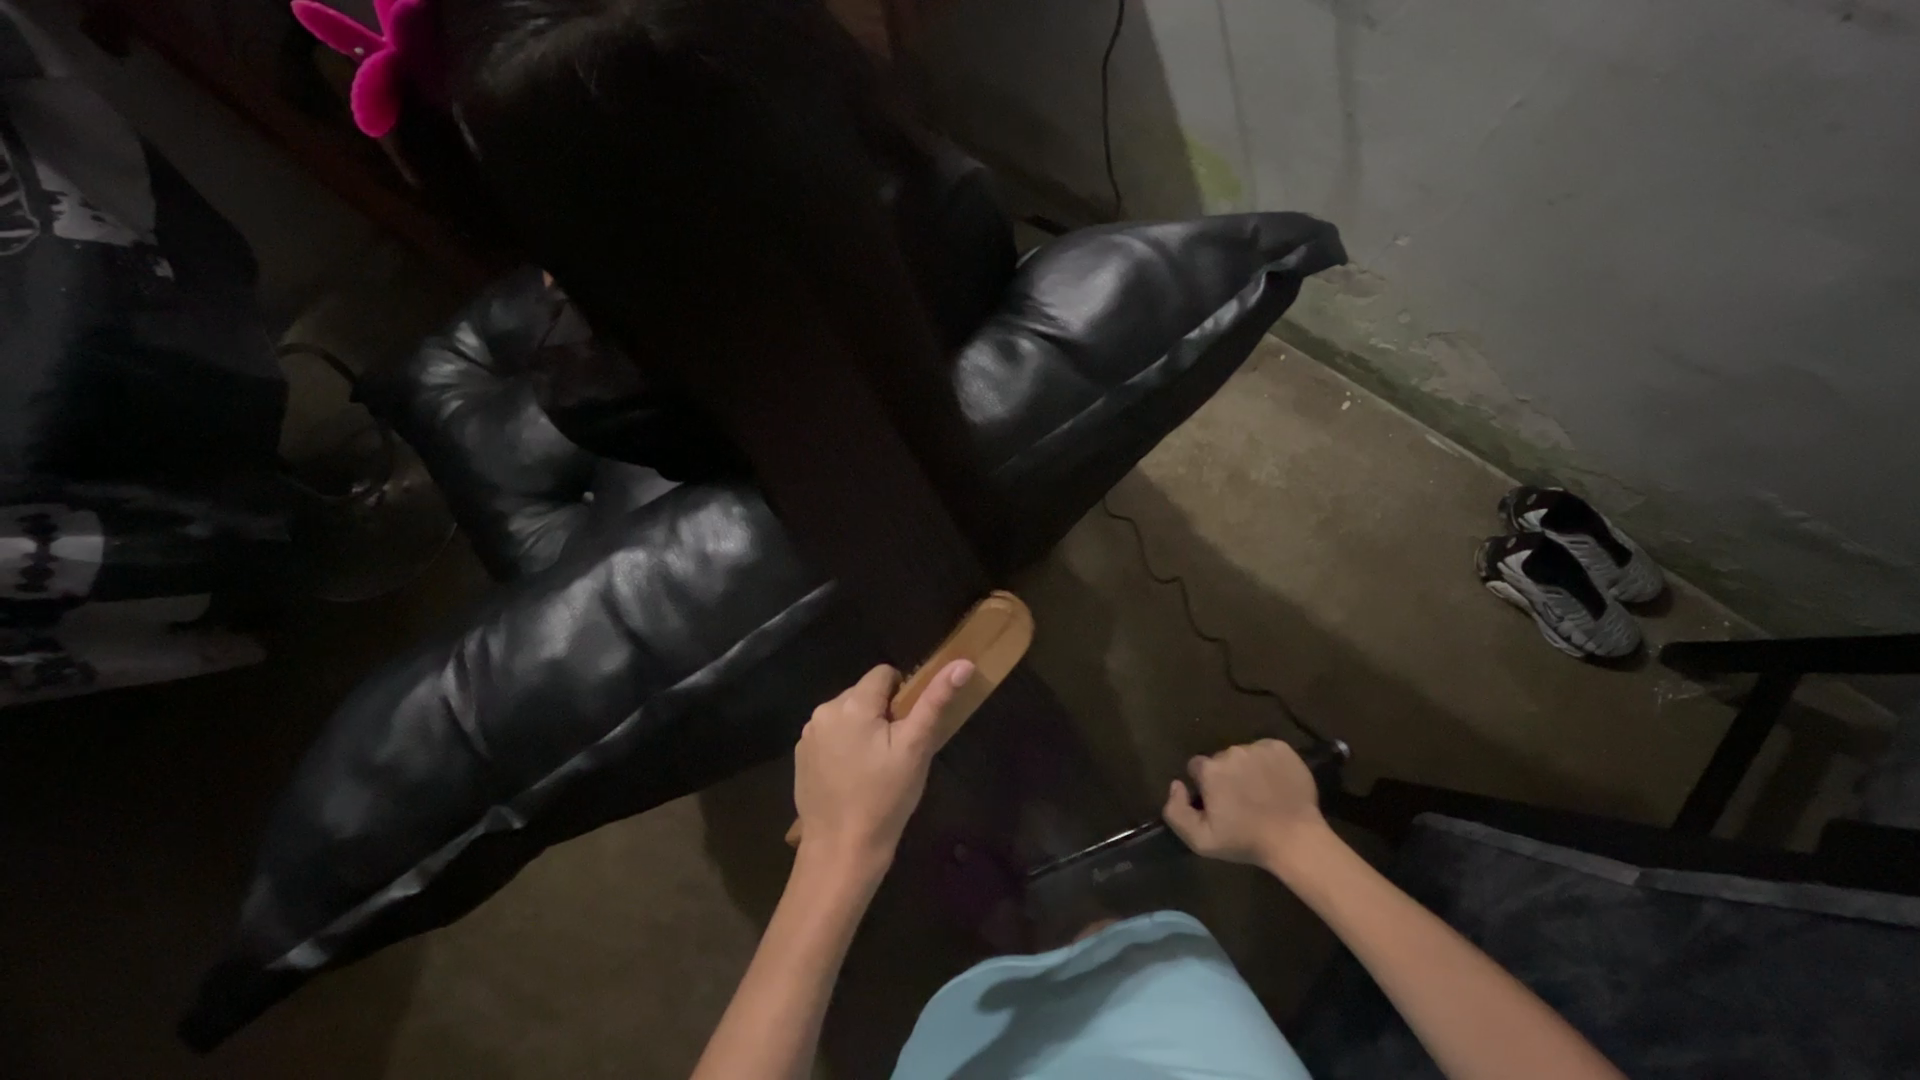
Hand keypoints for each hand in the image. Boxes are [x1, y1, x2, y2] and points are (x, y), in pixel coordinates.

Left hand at [792, 660, 973, 872]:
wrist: (842, 848)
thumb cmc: (886, 797)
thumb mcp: (916, 748)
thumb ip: (936, 701)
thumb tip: (962, 662)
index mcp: (853, 703)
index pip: (884, 674)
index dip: (902, 697)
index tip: (906, 730)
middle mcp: (824, 710)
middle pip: (863, 694)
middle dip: (881, 713)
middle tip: (893, 752)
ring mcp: (808, 734)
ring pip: (846, 714)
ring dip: (861, 728)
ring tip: (873, 767)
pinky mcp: (801, 755)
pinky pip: (829, 735)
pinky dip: (842, 746)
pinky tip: (852, 777)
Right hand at [1162, 739, 1328, 870]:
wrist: (1296, 839)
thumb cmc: (1246, 841)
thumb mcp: (1200, 839)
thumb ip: (1175, 811)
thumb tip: (1176, 785)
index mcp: (1210, 769)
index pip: (1196, 768)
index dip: (1204, 786)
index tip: (1217, 803)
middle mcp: (1231, 751)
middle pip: (1220, 760)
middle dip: (1225, 776)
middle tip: (1240, 801)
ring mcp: (1258, 748)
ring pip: (1243, 755)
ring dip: (1246, 769)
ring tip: (1260, 794)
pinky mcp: (1282, 749)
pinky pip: (1266, 751)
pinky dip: (1267, 763)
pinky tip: (1275, 784)